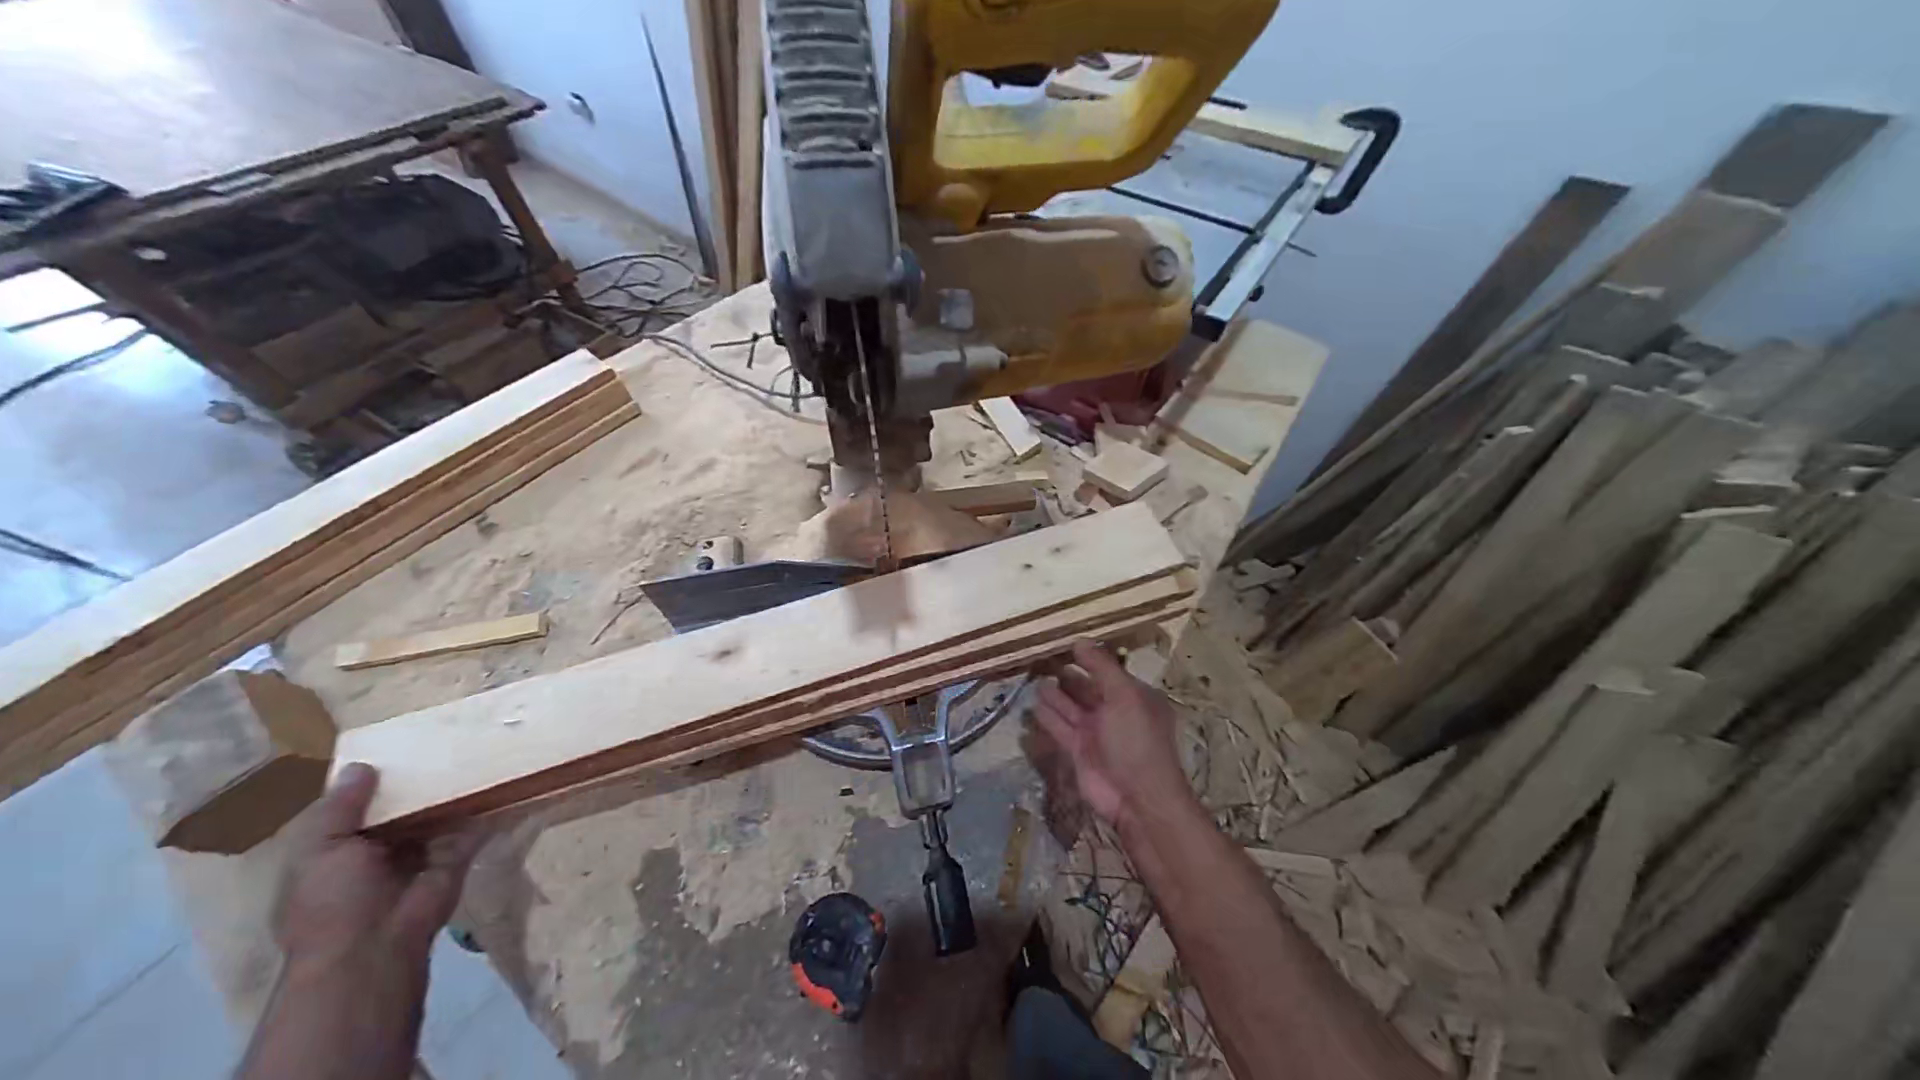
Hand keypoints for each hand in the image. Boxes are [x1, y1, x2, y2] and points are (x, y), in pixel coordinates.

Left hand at [240, 764, 483, 1079]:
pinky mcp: (458, 856)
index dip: (373, 780)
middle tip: (445, 739)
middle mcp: (383, 848)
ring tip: (476, 748)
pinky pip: (473, 827)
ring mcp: (423, 852)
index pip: (358, 806)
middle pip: (405, 806)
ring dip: (453, 790)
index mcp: (341, 848)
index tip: (396, 746)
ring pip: (440, 812)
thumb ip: (339, 808)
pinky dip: (486, 806)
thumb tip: (361, 765)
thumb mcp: (319, 849)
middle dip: (420, 780)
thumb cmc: (332, 900)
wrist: (374, 947)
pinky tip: (500, 776)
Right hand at [1032, 641, 1193, 826]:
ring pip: (1070, 707)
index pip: (1107, 670)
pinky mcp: (1078, 751)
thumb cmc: (1136, 740)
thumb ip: (1102, 667)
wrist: (1137, 798)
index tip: (1063, 642)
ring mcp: (1095, 732)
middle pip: (1086, 687)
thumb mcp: (1125, 696)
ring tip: (1035, 677)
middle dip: (1067, 674)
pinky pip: (1060, 727)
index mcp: (1133, 696)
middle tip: (1042, 657)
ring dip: (1054, 694)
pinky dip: (1048, 716)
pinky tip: (1034, 704)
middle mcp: (1114, 711)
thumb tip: (1080, 640)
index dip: (1087, 657)